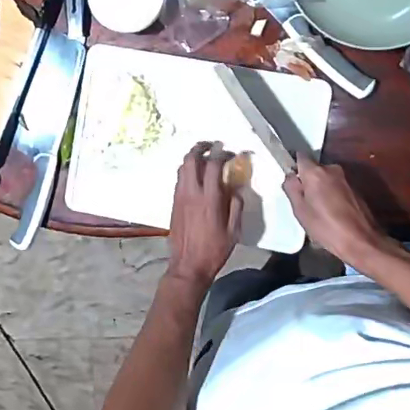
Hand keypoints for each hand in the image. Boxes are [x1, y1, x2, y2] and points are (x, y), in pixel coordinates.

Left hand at [165, 142, 242, 285]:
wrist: (188, 265)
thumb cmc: (214, 249)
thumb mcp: (234, 230)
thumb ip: (236, 205)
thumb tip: (235, 187)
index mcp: (209, 198)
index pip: (214, 165)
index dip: (224, 154)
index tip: (233, 153)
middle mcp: (191, 193)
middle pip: (191, 159)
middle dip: (202, 147)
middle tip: (213, 145)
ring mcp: (180, 197)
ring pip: (182, 167)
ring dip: (193, 157)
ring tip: (204, 156)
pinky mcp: (174, 203)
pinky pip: (179, 179)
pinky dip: (187, 170)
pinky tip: (196, 175)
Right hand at [283, 155, 389, 264]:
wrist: (361, 240)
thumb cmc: (326, 227)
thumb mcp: (301, 211)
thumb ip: (292, 189)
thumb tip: (290, 176)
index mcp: (316, 172)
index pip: (300, 157)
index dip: (294, 166)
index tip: (291, 180)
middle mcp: (332, 169)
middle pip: (314, 169)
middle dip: (308, 180)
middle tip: (303, 201)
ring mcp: (346, 179)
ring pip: (326, 178)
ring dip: (321, 189)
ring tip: (318, 210)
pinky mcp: (355, 189)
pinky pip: (337, 187)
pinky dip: (332, 195)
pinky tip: (332, 213)